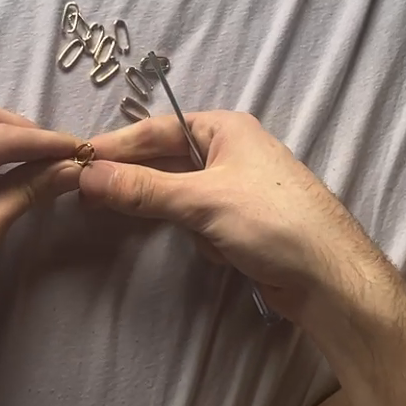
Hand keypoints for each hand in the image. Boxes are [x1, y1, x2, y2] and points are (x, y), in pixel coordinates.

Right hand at [78, 112, 393, 320]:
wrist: (329, 277)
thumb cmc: (269, 219)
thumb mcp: (202, 199)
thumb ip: (143, 189)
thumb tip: (87, 175)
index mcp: (224, 128)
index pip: (158, 129)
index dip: (117, 145)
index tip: (77, 159)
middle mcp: (229, 151)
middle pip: (166, 161)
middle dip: (139, 182)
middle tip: (86, 194)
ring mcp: (235, 187)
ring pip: (180, 195)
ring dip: (175, 213)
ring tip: (154, 223)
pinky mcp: (240, 222)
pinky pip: (199, 221)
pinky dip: (199, 235)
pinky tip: (216, 250)